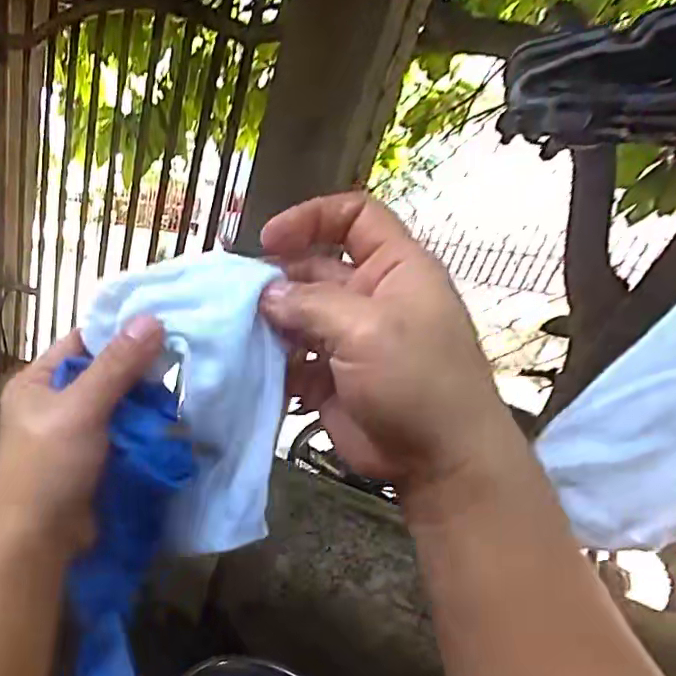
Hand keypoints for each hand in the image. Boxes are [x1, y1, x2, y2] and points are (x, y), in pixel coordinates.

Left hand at [0, 318, 166, 556]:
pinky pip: (121, 433)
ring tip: (178, 391)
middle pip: (102, 373)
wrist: (40, 539)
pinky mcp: (92, 459)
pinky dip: (141, 428)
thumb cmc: (49, 467)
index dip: (118, 333)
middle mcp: (52, 403)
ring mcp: (73, 433)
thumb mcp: (80, 409)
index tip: (162, 325)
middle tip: (178, 361)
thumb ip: (116, 367)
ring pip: (116, 405)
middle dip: (137, 371)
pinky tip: (168, 422)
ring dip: (143, 402)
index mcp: (36, 382)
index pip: (81, 342)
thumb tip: (152, 319)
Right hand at [260, 193, 526, 502]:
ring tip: (240, 335)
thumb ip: (312, 304)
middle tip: (240, 298)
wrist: (435, 457)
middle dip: (278, 280)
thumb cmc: (417, 380)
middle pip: (314, 270)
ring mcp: (346, 342)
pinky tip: (256, 370)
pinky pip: (292, 362)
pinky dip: (274, 365)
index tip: (270, 239)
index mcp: (393, 269)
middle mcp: (368, 299)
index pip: (354, 218)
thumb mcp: (368, 329)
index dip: (312, 218)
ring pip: (297, 318)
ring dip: (270, 325)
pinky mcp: (329, 380)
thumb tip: (267, 295)